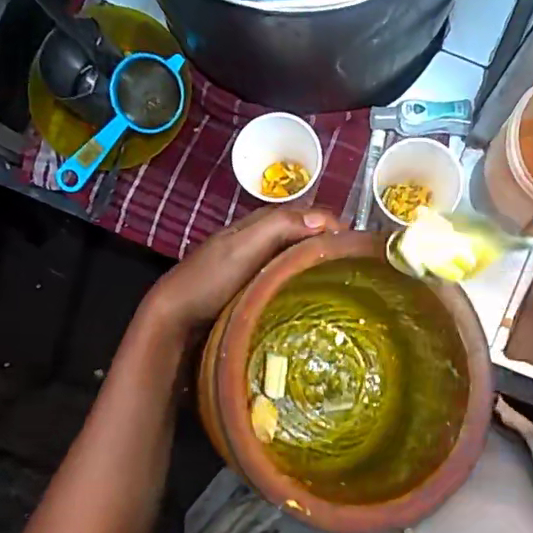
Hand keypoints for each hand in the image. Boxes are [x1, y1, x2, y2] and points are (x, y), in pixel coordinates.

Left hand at [146, 206, 341, 329]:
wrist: (174, 317)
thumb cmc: (210, 279)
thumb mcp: (244, 246)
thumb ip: (280, 226)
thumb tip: (326, 219)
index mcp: (258, 225)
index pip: (305, 215)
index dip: (332, 225)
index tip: (358, 246)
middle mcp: (259, 241)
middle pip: (303, 236)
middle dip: (329, 243)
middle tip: (357, 265)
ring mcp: (255, 266)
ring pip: (295, 257)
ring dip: (318, 263)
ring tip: (344, 280)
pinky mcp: (253, 289)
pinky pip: (287, 278)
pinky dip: (304, 281)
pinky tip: (315, 295)